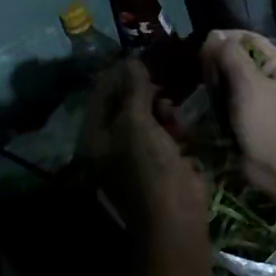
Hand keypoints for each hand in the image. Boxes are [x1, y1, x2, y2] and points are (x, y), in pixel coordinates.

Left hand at [80, 59, 206, 234]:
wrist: (175, 218)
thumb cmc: (149, 169)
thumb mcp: (137, 124)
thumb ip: (134, 91)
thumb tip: (133, 62)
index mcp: (94, 138)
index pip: (101, 95)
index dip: (120, 74)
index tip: (143, 58)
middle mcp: (109, 146)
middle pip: (123, 107)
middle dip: (143, 93)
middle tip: (163, 82)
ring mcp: (134, 157)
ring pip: (146, 120)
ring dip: (160, 110)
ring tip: (172, 110)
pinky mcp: (158, 165)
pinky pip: (162, 137)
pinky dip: (171, 129)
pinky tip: (181, 129)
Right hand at [200, 30, 275, 199]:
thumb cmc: (269, 122)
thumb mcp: (249, 82)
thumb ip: (231, 55)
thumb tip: (214, 34)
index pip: (243, 37)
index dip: (221, 40)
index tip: (199, 52)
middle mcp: (268, 74)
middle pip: (234, 58)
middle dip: (214, 63)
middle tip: (196, 75)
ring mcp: (257, 97)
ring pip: (228, 81)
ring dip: (212, 85)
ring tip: (195, 90)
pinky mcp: (247, 118)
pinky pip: (227, 102)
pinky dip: (214, 103)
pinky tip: (200, 106)